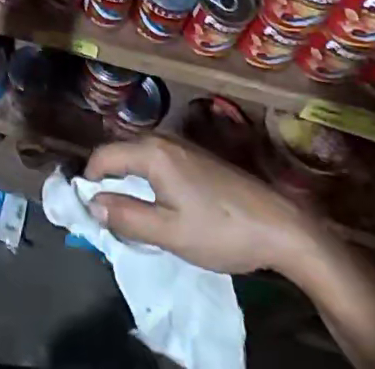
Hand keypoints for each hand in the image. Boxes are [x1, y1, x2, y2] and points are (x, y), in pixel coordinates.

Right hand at [84, 135, 324, 277]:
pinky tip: (163, 205)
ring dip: (130, 181)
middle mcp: (162, 139)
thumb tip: (92, 204)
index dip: (89, 182)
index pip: (102, 157)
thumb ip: (125, 217)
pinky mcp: (198, 157)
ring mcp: (182, 146)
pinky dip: (149, 179)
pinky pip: (158, 161)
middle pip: (119, 154)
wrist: (285, 230)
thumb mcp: (169, 233)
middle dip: (109, 181)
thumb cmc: (222, 232)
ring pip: (138, 158)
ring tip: (136, 214)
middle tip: (112, 216)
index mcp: (151, 152)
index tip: (91, 210)